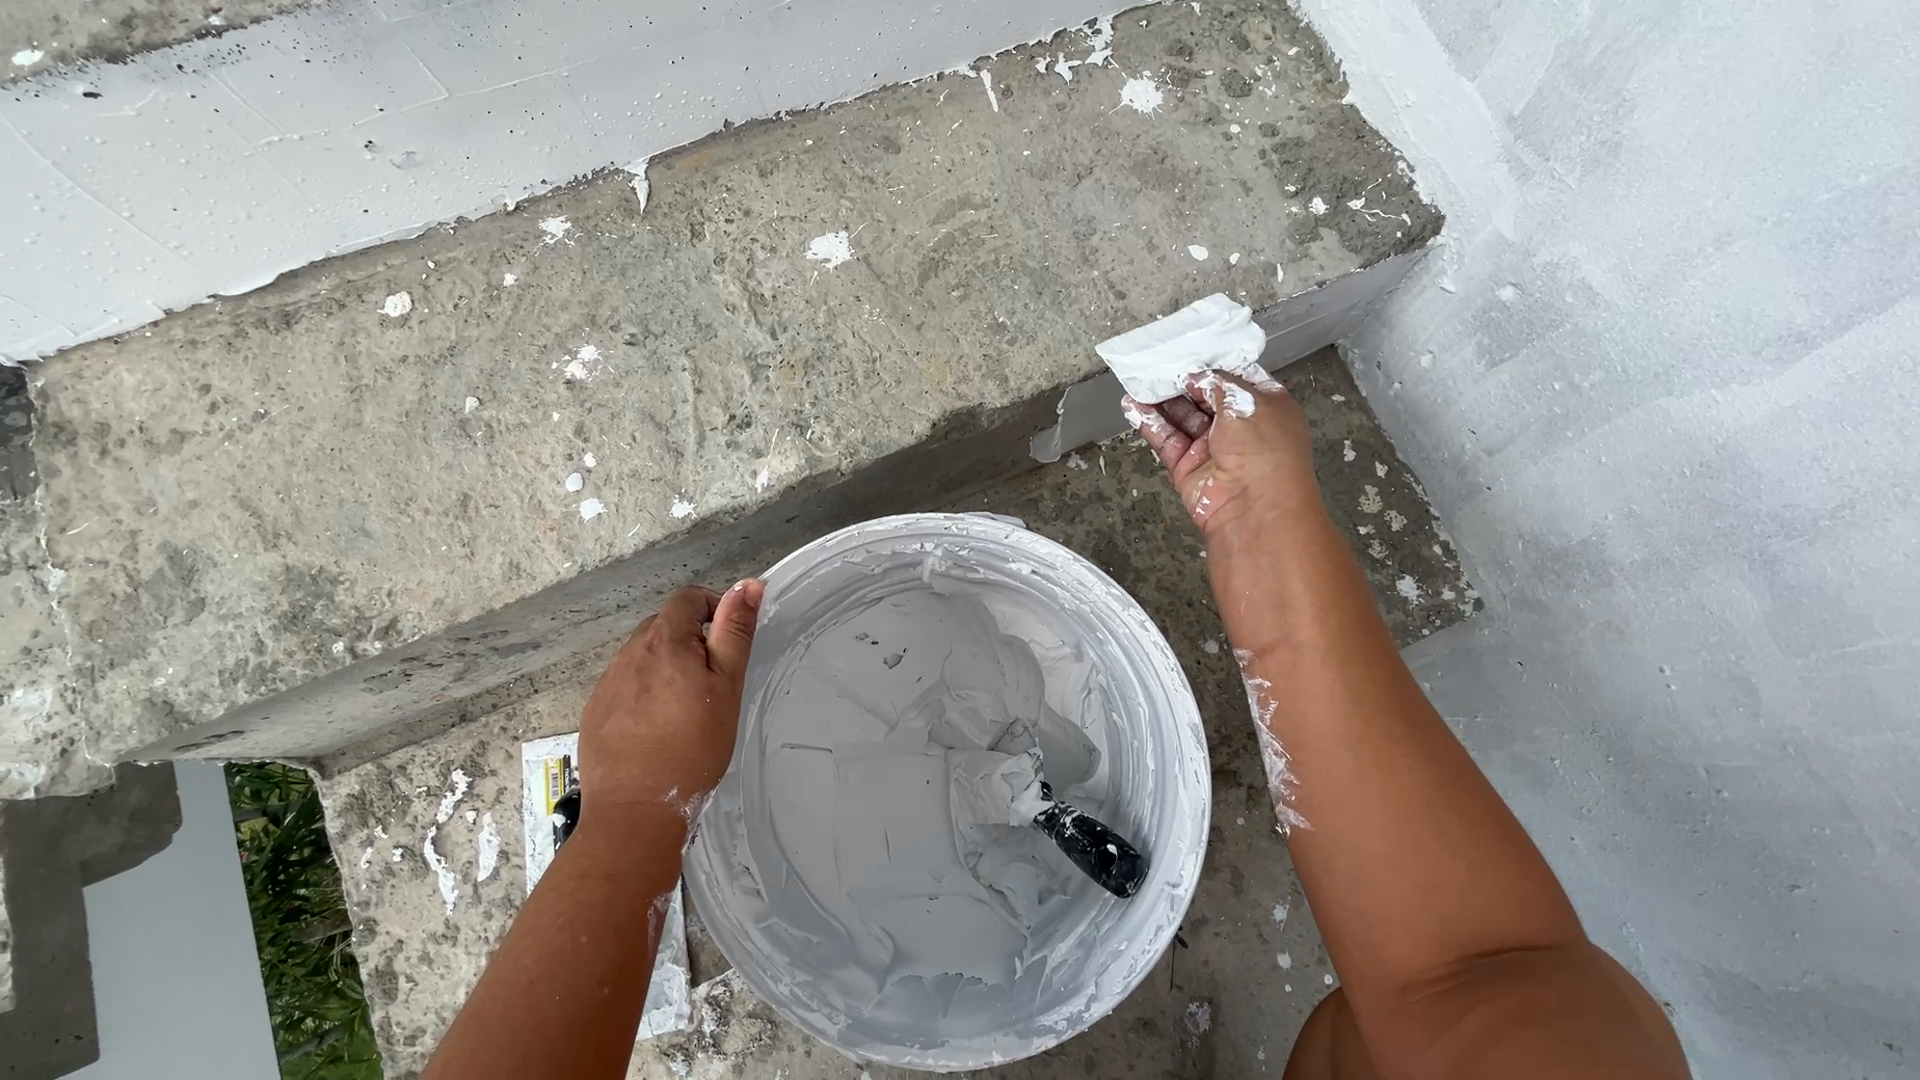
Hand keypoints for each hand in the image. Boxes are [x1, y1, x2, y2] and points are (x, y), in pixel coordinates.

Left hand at [577, 580, 764, 825]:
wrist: (635, 810)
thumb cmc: (692, 747)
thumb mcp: (726, 686)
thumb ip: (734, 632)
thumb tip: (747, 585)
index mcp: (664, 641)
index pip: (688, 598)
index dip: (714, 609)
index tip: (729, 642)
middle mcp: (628, 654)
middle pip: (664, 626)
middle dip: (691, 640)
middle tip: (713, 682)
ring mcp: (607, 683)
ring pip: (644, 656)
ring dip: (668, 667)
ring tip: (687, 708)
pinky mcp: (596, 711)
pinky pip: (626, 684)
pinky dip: (646, 692)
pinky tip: (659, 727)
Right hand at [1123, 370, 1321, 538]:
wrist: (1254, 507)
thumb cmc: (1265, 452)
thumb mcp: (1246, 400)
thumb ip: (1217, 382)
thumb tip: (1197, 376)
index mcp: (1265, 406)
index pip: (1235, 379)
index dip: (1213, 366)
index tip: (1190, 352)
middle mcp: (1240, 427)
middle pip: (1204, 398)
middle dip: (1182, 381)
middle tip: (1157, 365)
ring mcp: (1212, 448)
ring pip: (1182, 418)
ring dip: (1161, 400)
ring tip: (1138, 381)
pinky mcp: (1188, 466)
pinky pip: (1166, 439)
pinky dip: (1149, 423)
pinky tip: (1133, 406)